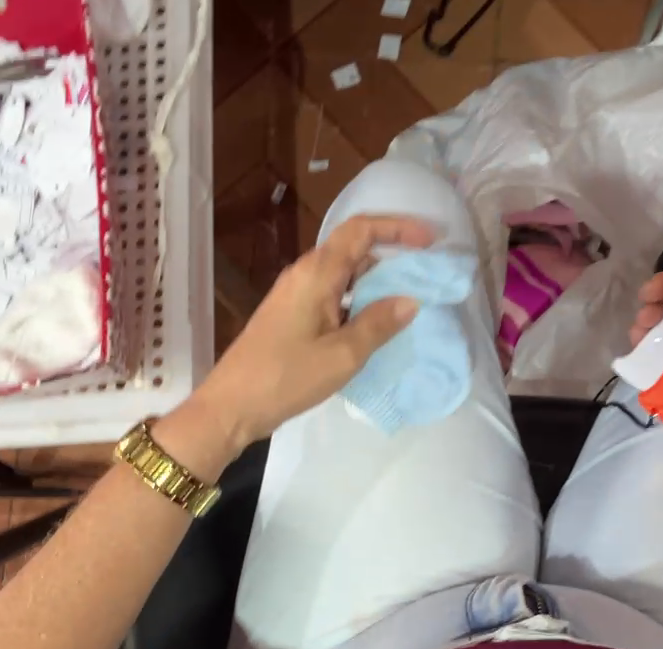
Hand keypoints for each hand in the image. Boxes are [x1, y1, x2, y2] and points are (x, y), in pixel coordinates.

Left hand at [190, 214, 434, 448]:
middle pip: (353, 250)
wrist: (232, 406)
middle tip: (426, 277)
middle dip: (391, 257)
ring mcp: (294, 296)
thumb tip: (409, 300)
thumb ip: (378, 324)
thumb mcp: (342, 355)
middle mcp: (304, 275)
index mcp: (317, 273)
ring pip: (343, 277)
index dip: (398, 227)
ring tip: (408, 303)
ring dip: (375, 284)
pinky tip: (374, 328)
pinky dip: (356, 304)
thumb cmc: (286, 377)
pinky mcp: (290, 318)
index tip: (430, 240)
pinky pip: (331, 298)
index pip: (361, 230)